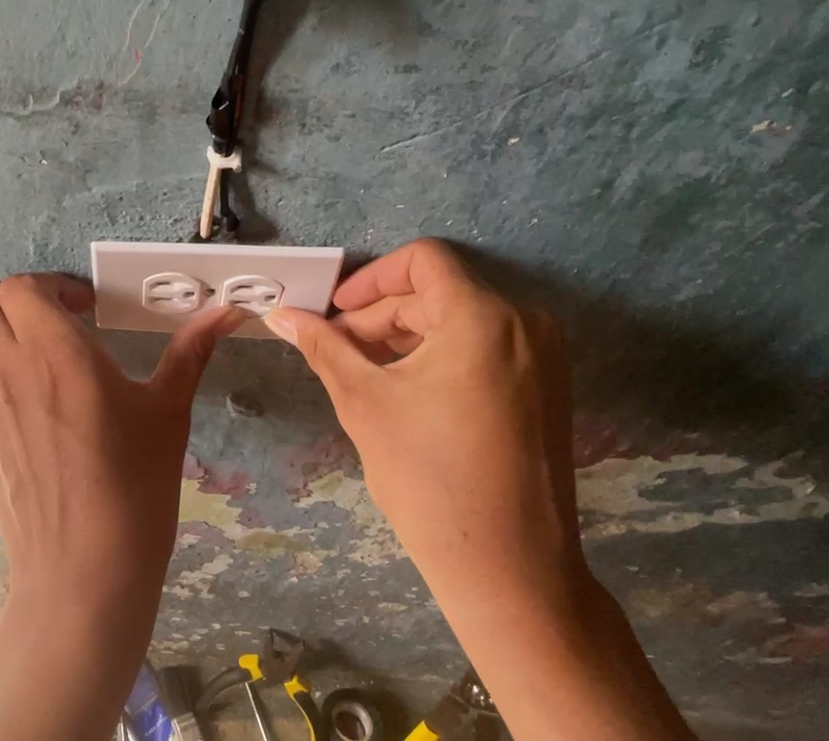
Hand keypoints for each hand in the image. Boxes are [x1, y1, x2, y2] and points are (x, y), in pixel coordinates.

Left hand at [0, 273, 242, 740]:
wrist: (81, 578)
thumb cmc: (135, 489)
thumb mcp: (169, 414)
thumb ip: (191, 352)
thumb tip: (228, 310)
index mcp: (55, 354)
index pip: (20, 286)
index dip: (51, 284)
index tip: (89, 307)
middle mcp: (10, 371)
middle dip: (14, 294)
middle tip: (62, 318)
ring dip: (13, 334)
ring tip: (63, 367)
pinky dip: (12, 375)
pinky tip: (55, 416)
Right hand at [265, 239, 695, 740]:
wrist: (508, 568)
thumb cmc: (429, 476)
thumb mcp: (364, 402)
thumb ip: (324, 347)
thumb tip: (281, 315)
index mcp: (484, 317)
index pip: (423, 260)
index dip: (370, 278)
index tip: (334, 313)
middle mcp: (526, 325)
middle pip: (439, 293)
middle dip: (381, 316)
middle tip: (338, 352)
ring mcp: (544, 359)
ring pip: (460, 322)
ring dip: (406, 337)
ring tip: (364, 376)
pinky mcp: (547, 390)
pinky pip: (485, 349)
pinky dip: (440, 357)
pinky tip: (405, 394)